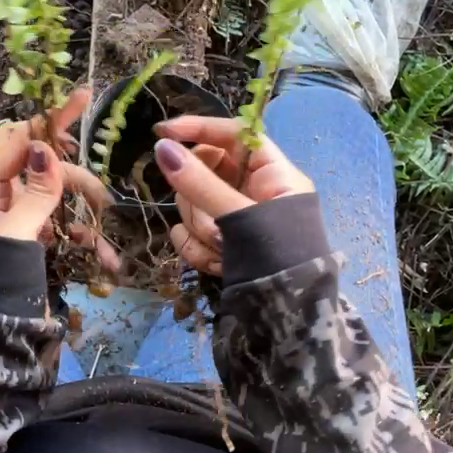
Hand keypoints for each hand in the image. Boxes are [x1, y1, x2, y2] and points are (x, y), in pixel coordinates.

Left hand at [0, 89, 119, 269]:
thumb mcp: (15, 234)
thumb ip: (35, 192)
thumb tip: (45, 148)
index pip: (18, 140)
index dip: (49, 119)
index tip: (81, 97)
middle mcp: (0, 196)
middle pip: (40, 163)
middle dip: (73, 173)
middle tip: (102, 192)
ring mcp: (18, 215)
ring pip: (56, 193)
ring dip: (83, 208)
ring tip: (104, 232)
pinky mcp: (33, 235)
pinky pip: (61, 222)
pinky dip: (81, 233)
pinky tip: (102, 255)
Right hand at [152, 116, 314, 275]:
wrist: (290, 323)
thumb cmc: (280, 261)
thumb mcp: (242, 218)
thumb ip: (200, 183)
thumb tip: (162, 147)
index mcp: (272, 175)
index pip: (232, 134)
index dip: (198, 129)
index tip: (162, 134)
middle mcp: (252, 192)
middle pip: (204, 170)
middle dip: (199, 199)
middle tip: (212, 224)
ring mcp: (234, 219)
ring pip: (193, 204)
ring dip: (199, 229)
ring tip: (222, 251)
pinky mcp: (220, 244)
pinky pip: (190, 232)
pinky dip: (196, 249)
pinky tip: (215, 265)